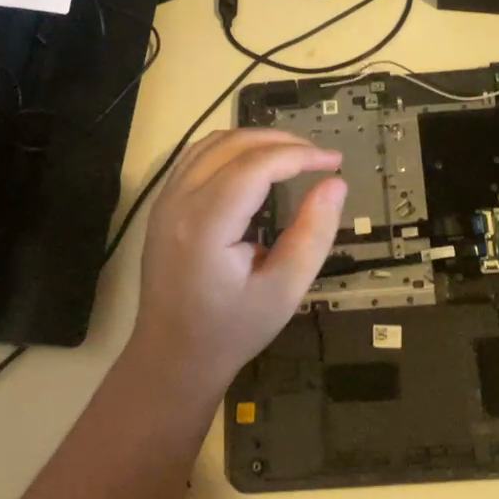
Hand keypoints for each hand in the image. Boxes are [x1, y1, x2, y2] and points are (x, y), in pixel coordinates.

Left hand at [129, 129, 346, 394]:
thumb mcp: (284, 290)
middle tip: (320, 157)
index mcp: (206, 225)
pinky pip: (196, 157)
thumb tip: (335, 184)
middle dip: (282, 142)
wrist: (172, 357)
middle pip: (233, 145)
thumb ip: (312, 234)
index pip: (256, 166)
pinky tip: (256, 163)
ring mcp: (165, 201)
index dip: (300, 155)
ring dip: (256, 140)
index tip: (335, 162)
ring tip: (294, 155)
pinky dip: (231, 149)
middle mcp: (179, 202)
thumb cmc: (231, 330)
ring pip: (212, 143)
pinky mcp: (163, 205)